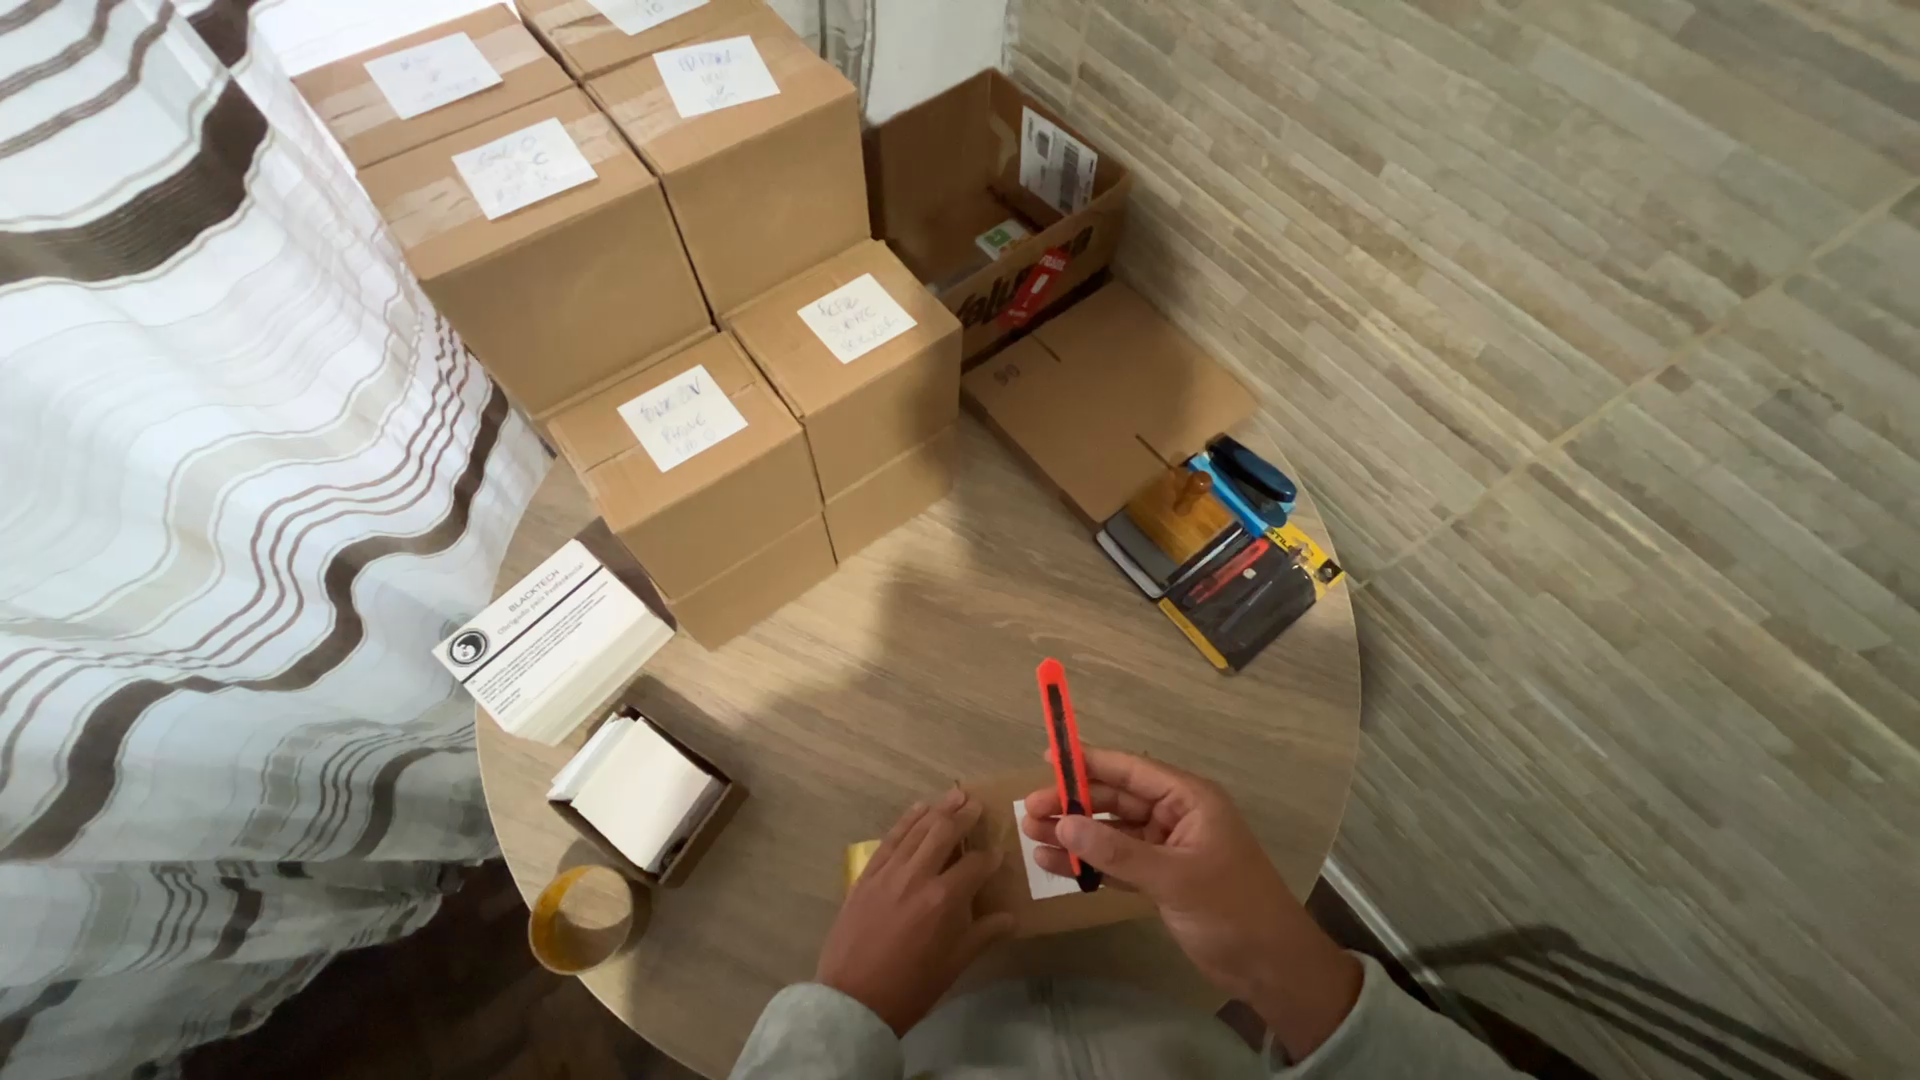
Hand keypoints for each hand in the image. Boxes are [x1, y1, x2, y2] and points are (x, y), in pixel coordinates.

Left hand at [817, 788, 1016, 1034]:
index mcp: (944, 899)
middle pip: (944, 833)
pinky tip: (918, 810)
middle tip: (976, 803)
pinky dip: (906, 821)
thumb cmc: (911, 987)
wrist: (855, 1000)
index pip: (975, 865)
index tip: (997, 854)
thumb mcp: (955, 965)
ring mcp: (889, 872)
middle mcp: (918, 876)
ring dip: (937, 809)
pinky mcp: (867, 875)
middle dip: (963, 816)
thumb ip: (985, 934)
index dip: (989, 857)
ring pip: (917, 829)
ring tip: (954, 795)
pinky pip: (890, 839)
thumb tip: (1012, 917)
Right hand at [1023, 749, 1361, 1058]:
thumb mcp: (1173, 877)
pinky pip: (1116, 861)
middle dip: (1072, 804)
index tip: (1045, 758)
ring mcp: (1166, 847)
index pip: (1130, 769)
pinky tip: (1055, 864)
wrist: (1273, 969)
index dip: (1087, 762)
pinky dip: (1089, 863)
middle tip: (1028, 810)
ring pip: (1111, 831)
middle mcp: (1175, 815)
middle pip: (1115, 799)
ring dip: (1075, 834)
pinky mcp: (1160, 878)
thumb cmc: (1232, 909)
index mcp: (1188, 798)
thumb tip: (1064, 823)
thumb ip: (1116, 850)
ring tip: (1031, 835)